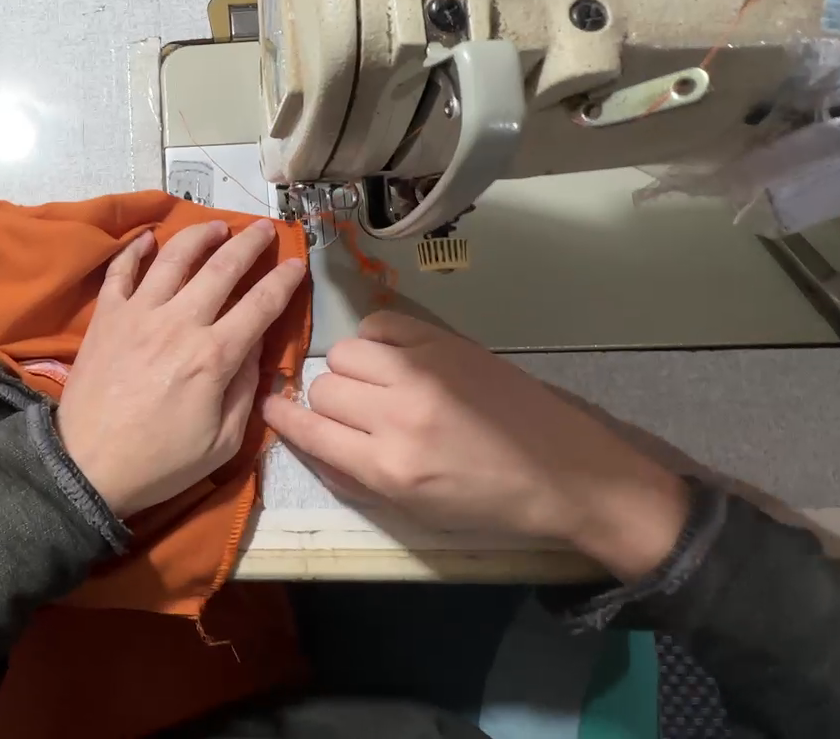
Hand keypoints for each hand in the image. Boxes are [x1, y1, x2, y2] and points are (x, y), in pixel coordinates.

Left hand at [58, 220, 306, 517]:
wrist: (87, 466)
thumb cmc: (159, 462)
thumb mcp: (222, 443)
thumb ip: (244, 391)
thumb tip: (255, 350)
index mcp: (213, 357)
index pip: (260, 306)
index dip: (283, 281)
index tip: (296, 263)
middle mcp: (178, 323)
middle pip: (221, 269)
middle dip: (248, 244)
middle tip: (264, 228)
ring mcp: (138, 314)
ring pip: (173, 259)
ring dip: (199, 236)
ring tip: (215, 225)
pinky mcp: (106, 316)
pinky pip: (120, 271)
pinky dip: (134, 250)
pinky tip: (148, 238)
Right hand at [263, 311, 688, 580]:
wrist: (568, 471)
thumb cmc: (488, 503)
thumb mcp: (414, 512)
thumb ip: (352, 477)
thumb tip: (307, 439)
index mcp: (390, 466)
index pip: (309, 429)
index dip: (282, 417)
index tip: (271, 405)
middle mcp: (398, 414)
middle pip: (323, 386)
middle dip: (326, 402)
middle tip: (352, 412)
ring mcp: (421, 371)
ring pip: (343, 352)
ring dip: (349, 370)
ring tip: (375, 384)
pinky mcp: (442, 342)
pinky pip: (378, 325)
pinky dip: (375, 342)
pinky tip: (392, 359)